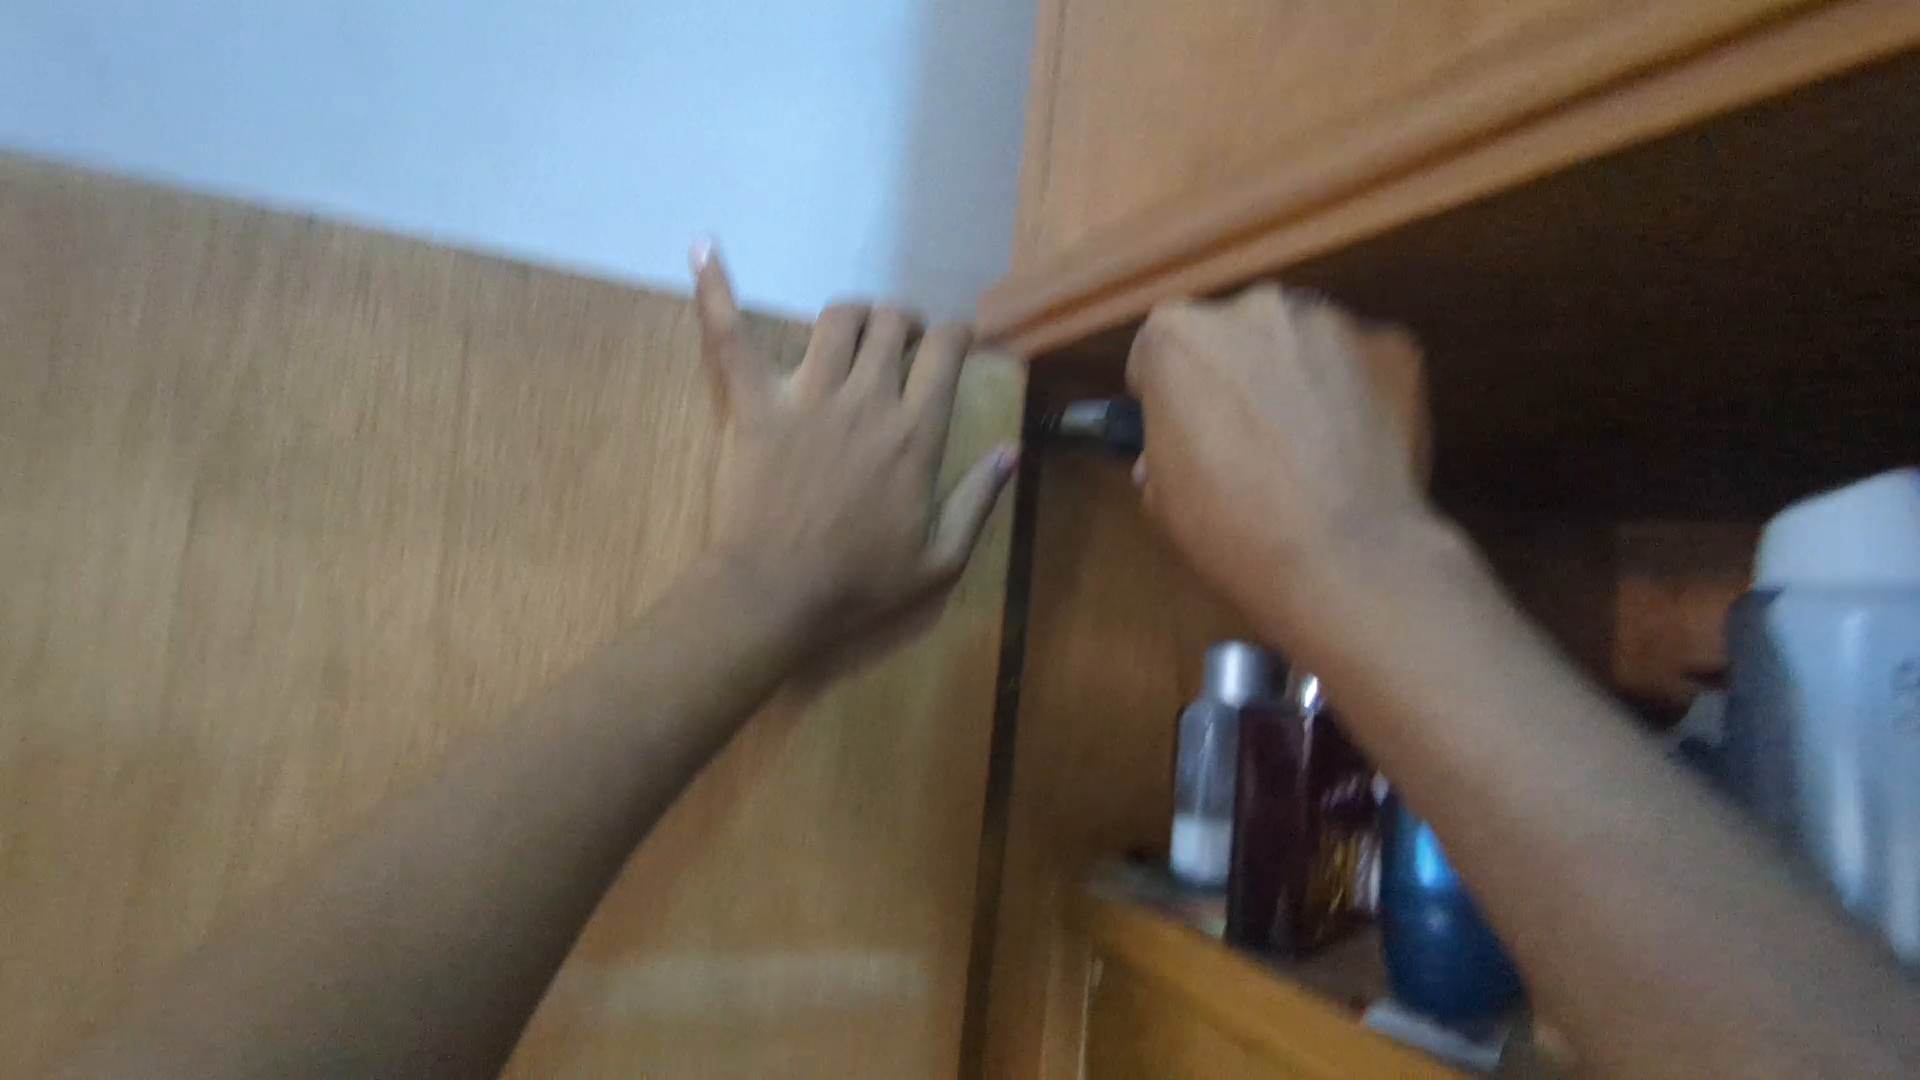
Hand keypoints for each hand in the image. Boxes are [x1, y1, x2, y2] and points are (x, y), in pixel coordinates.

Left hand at [692, 243, 1016, 652]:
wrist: (778, 595)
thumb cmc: (860, 583)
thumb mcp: (940, 559)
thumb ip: (978, 501)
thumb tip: (1010, 452)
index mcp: (915, 434)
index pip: (945, 353)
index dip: (957, 335)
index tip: (957, 342)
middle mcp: (867, 400)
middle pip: (892, 325)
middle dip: (906, 323)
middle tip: (903, 344)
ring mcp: (806, 396)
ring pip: (836, 319)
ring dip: (854, 314)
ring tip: (856, 330)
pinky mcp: (753, 404)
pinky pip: (730, 336)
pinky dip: (716, 291)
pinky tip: (705, 247)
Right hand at [1125, 284, 1431, 629]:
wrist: (1342, 558)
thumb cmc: (1230, 528)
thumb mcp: (1161, 496)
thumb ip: (1163, 448)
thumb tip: (1181, 448)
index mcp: (1178, 337)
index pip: (1156, 349)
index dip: (1164, 394)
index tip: (1179, 430)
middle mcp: (1251, 308)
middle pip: (1229, 334)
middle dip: (1231, 375)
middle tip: (1243, 438)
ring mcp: (1328, 320)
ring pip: (1295, 342)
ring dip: (1290, 377)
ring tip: (1305, 447)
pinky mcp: (1392, 344)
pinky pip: (1355, 362)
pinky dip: (1350, 391)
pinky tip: (1352, 446)